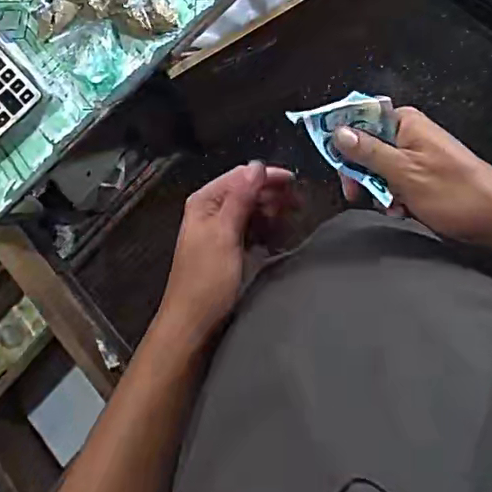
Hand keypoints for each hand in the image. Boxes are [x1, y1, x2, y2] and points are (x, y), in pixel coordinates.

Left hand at [156, 161, 297, 341]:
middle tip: (298, 204)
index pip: (241, 176)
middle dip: (273, 194)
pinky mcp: (230, 247)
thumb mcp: (225, 234)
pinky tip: (279, 234)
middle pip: (248, 190)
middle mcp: (211, 210)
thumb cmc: (206, 281)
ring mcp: (220, 229)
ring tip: (291, 219)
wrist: (193, 326)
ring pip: (253, 209)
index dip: (268, 176)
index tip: (295, 182)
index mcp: (205, 201)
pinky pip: (253, 228)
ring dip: (272, 211)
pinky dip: (267, 228)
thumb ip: (240, 197)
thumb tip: (257, 166)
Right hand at [333, 107, 491, 244]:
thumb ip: (368, 151)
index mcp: (405, 121)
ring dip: (377, 188)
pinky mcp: (421, 176)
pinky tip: (402, 210)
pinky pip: (393, 182)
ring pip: (376, 167)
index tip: (332, 155)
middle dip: (360, 170)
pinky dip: (393, 197)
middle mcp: (408, 132)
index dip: (342, 133)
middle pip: (364, 143)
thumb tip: (338, 132)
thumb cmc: (456, 192)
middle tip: (357, 191)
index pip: (360, 114)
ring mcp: (415, 155)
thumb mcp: (405, 172)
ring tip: (391, 205)